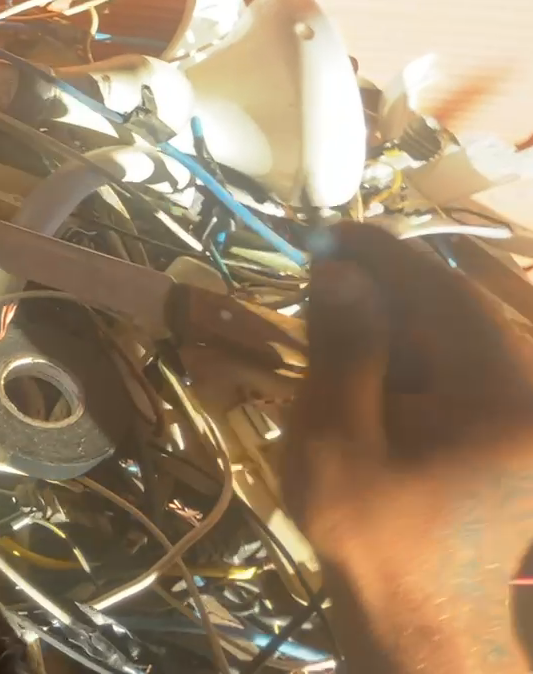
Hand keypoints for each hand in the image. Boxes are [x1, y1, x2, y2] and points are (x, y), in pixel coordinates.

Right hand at [287, 223, 532, 673]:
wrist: (414, 601)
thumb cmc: (364, 516)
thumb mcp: (336, 426)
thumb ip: (345, 344)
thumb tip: (340, 269)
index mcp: (499, 396)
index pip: (444, 294)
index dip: (382, 252)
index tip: (322, 229)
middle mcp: (529, 398)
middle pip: (461, 307)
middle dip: (389, 280)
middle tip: (319, 269)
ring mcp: (525, 416)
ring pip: (466, 332)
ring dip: (400, 312)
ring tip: (336, 308)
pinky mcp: (510, 429)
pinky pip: (468, 362)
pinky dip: (417, 344)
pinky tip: (372, 350)